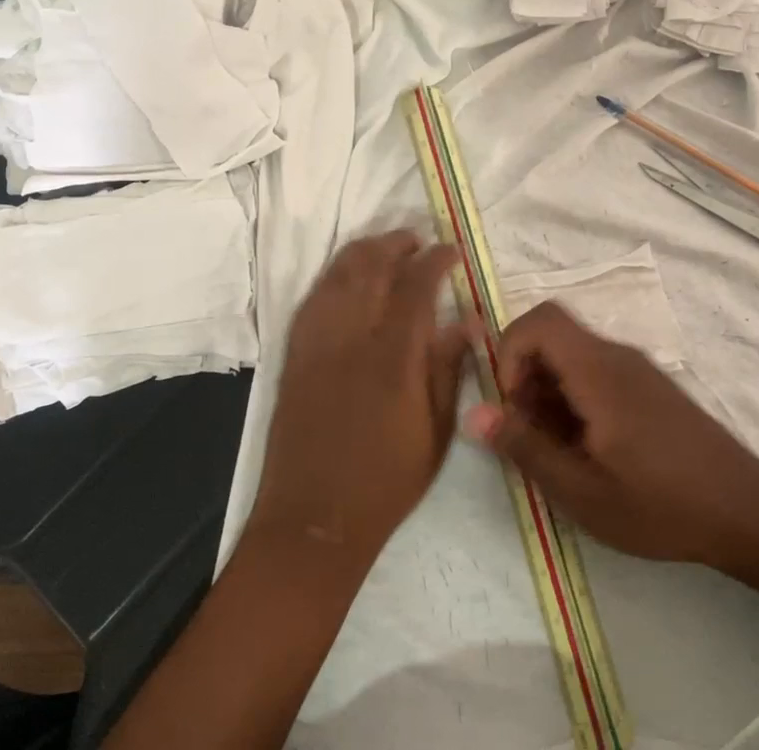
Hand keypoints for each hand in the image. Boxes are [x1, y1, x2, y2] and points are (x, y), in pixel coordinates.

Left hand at [250, 230, 474, 567]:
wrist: (315, 518)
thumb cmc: (386, 483)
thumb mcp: (436, 433)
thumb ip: (448, 370)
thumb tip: (466, 321)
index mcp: (393, 359)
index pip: (415, 287)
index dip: (435, 261)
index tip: (451, 251)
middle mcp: (350, 340)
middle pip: (370, 269)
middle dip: (394, 244)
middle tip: (416, 240)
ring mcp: (314, 345)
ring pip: (336, 278)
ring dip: (361, 253)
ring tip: (383, 248)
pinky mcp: (292, 357)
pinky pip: (311, 301)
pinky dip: (331, 279)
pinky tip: (344, 279)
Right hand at [465, 302, 758, 564]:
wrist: (747, 512)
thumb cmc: (660, 505)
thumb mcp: (581, 490)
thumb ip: (524, 447)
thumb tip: (474, 413)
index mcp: (599, 372)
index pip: (538, 320)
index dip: (508, 351)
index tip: (512, 405)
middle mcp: (618, 358)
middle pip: (552, 337)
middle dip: (524, 378)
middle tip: (529, 435)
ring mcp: (638, 371)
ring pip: (572, 358)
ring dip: (548, 394)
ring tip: (558, 452)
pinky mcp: (650, 389)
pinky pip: (596, 375)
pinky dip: (574, 401)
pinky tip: (588, 451)